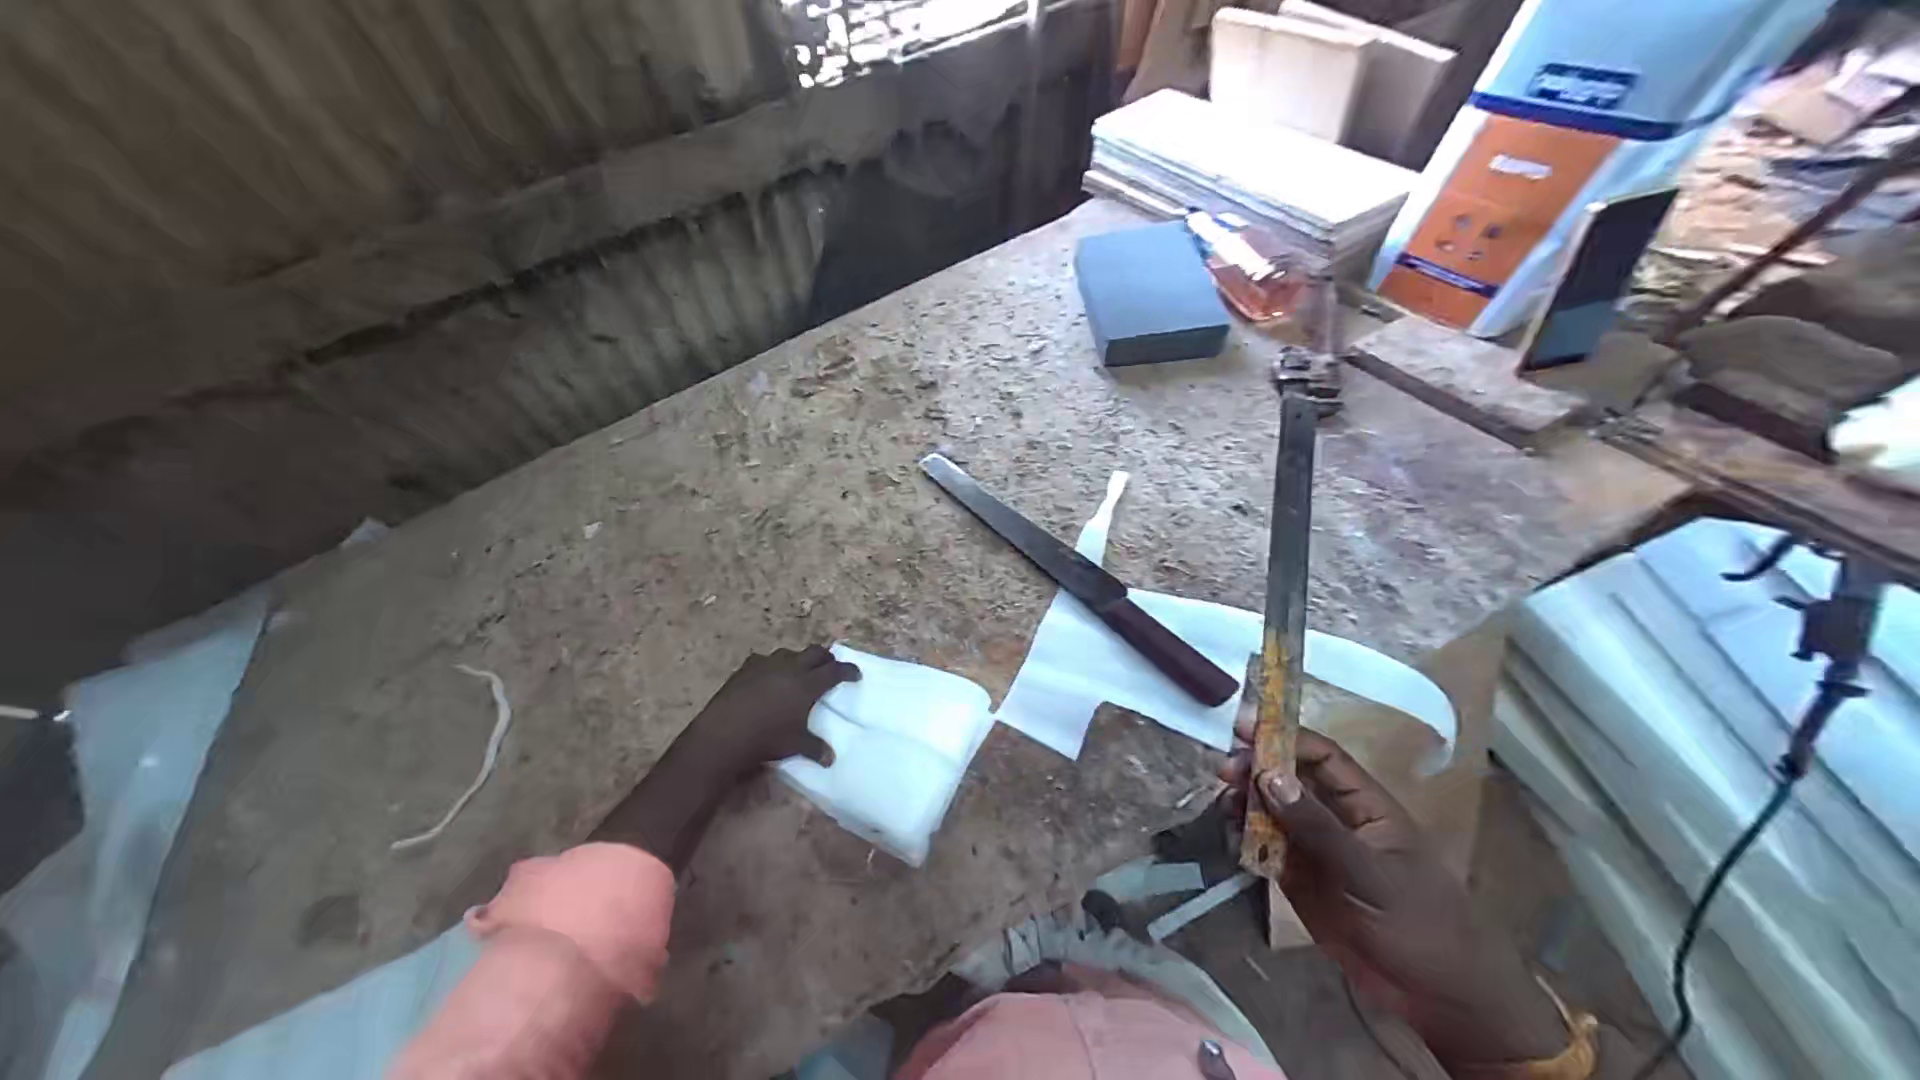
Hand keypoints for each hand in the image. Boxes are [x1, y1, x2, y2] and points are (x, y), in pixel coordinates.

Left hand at [594, 646, 859, 868]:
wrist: (724, 734)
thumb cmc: (766, 739)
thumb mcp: (796, 745)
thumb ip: (815, 748)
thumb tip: (830, 759)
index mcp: (808, 684)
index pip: (835, 671)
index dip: (848, 671)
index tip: (855, 674)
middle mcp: (791, 668)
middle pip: (816, 653)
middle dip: (826, 659)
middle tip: (831, 668)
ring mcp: (766, 665)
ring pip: (790, 653)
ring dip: (799, 660)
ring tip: (799, 671)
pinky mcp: (746, 668)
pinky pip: (765, 660)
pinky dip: (773, 665)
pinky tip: (769, 676)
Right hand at [1221, 727, 1567, 1067]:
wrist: (1439, 1001)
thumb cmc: (1421, 927)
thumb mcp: (1370, 875)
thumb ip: (1317, 826)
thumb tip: (1269, 774)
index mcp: (1367, 807)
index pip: (1323, 757)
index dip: (1285, 737)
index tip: (1242, 728)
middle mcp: (1337, 820)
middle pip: (1290, 779)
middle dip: (1256, 769)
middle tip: (1224, 771)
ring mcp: (1317, 849)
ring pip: (1272, 810)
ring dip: (1246, 802)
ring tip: (1224, 806)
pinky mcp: (1299, 878)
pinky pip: (1265, 846)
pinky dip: (1244, 836)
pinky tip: (1231, 837)